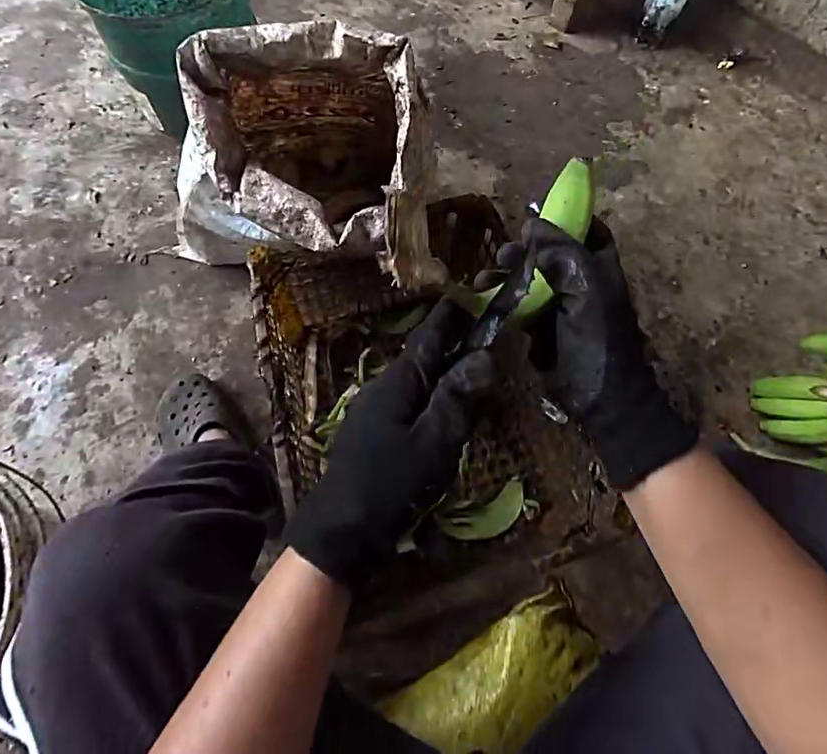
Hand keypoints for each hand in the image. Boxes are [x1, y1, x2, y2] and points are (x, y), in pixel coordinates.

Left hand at [284, 298, 495, 587]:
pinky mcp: (374, 431)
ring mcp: (376, 408)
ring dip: (447, 368)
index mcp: (400, 380)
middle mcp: (385, 385)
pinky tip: (450, 409)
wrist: (337, 533)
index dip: (455, 314)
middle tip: (489, 332)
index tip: (477, 293)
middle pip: (427, 354)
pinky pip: (413, 400)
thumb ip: (458, 397)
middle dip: (456, 340)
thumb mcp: (434, 442)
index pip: (432, 334)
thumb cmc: (389, 484)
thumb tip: (484, 355)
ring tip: (478, 367)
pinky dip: (436, 394)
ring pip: (420, 378)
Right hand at [511, 219, 696, 490]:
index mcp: (600, 268)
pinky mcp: (544, 329)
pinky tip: (485, 296)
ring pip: (532, 278)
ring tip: (487, 276)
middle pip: (551, 253)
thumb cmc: (600, 341)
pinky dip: (504, 299)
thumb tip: (532, 225)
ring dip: (508, 274)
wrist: (602, 401)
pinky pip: (522, 306)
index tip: (535, 213)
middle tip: (502, 253)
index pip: (587, 230)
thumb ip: (562, 254)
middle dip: (525, 249)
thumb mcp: (585, 290)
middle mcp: (582, 282)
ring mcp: (562, 306)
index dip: (565, 218)